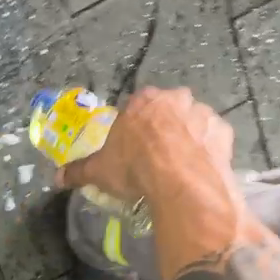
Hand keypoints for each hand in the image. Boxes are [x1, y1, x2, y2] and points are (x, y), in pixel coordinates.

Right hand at [56, 87, 236, 205]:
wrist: (180, 180)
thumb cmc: (134, 167)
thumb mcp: (98, 172)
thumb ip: (79, 171)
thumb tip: (57, 177)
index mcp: (142, 102)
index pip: (134, 107)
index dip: (131, 127)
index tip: (128, 146)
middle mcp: (174, 99)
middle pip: (165, 111)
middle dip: (159, 129)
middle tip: (151, 157)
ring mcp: (202, 112)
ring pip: (190, 123)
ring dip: (184, 139)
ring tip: (174, 168)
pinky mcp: (222, 130)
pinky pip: (209, 139)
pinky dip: (203, 152)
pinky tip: (193, 171)